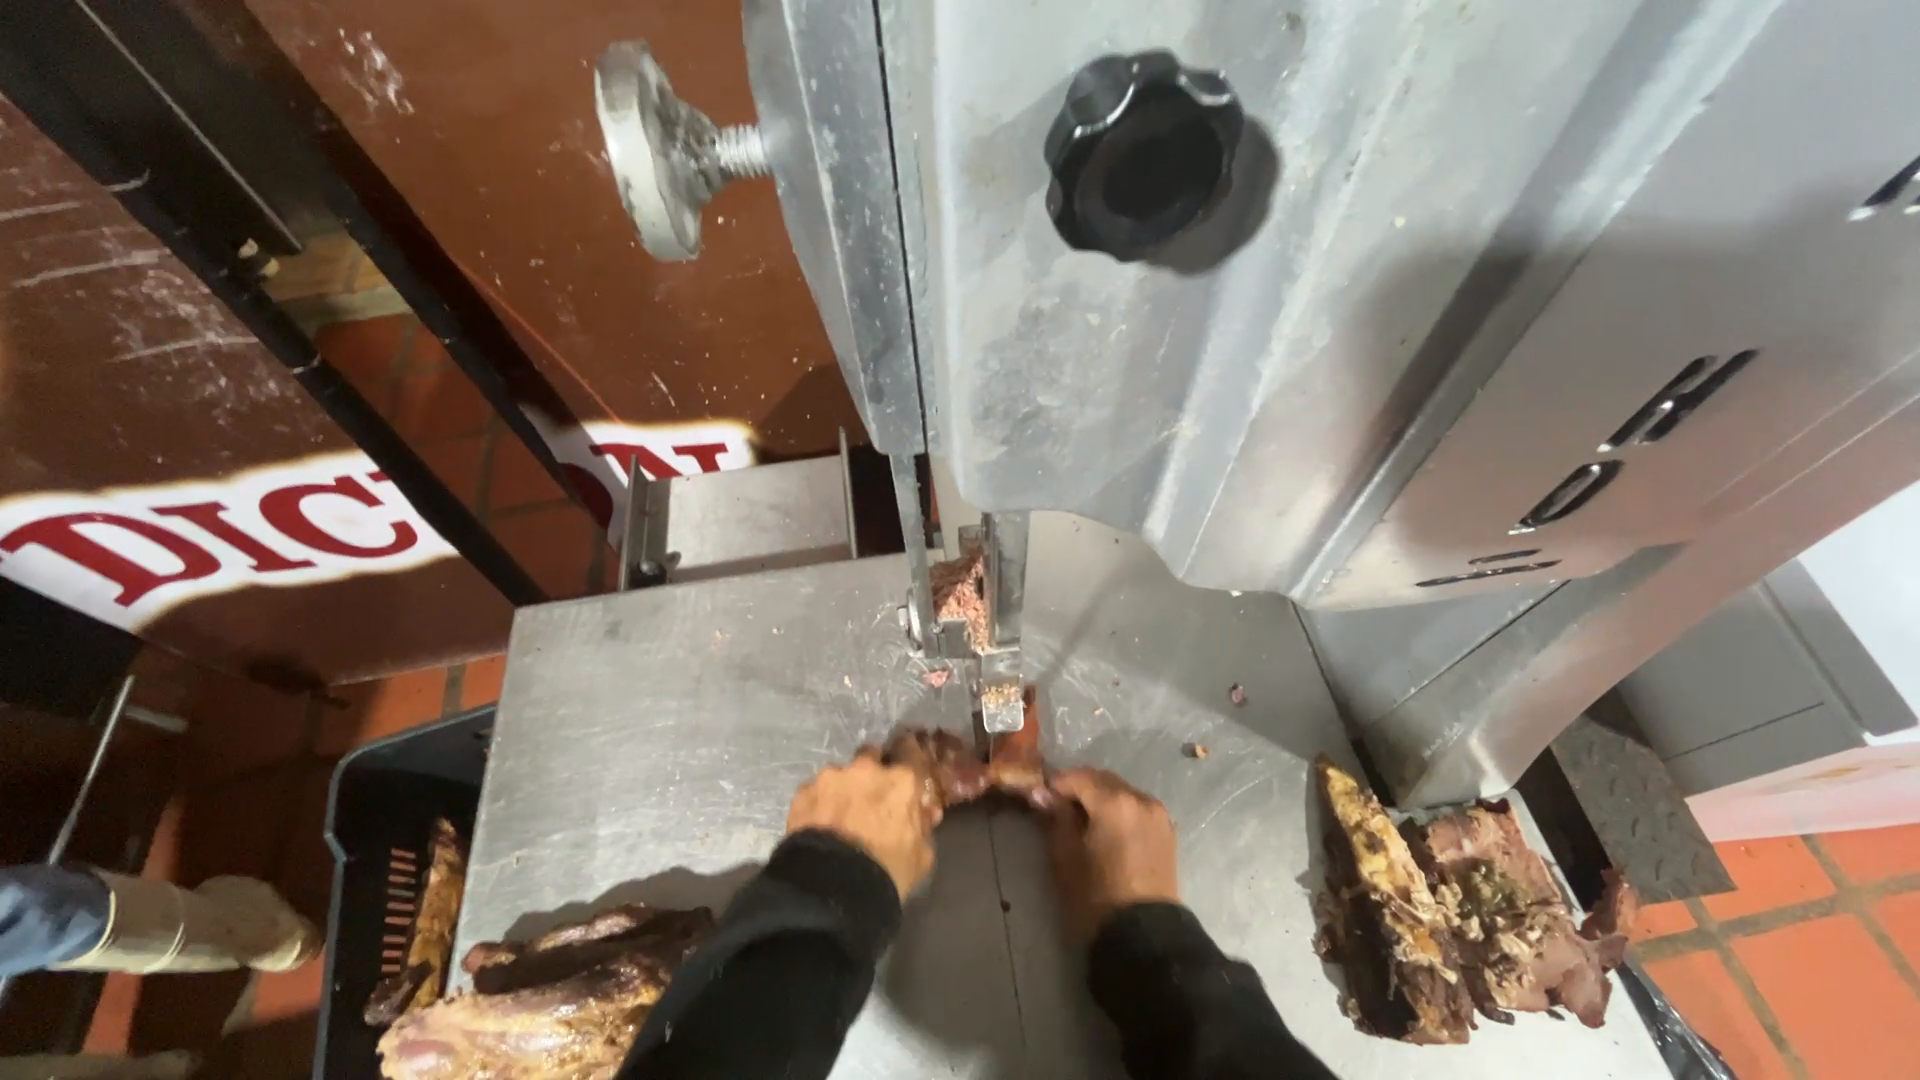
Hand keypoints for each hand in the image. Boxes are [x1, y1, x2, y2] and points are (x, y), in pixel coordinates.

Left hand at [787, 749, 939, 898]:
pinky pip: (816, 791)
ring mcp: (831, 777)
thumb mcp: (921, 856)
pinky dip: (819, 803)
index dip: (908, 760)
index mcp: (900, 780)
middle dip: (872, 773)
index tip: (905, 772)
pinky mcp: (803, 792)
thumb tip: (923, 813)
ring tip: (839, 816)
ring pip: (840, 774)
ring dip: (843, 788)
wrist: (832, 889)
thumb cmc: (886, 872)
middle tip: (871, 799)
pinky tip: (818, 825)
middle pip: (871, 757)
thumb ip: (922, 826)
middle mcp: (866, 769)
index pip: (910, 752)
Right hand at [1046, 768, 1179, 940]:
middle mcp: (1140, 798)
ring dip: (1101, 797)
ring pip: (1121, 791)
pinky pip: (1137, 806)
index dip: (1056, 784)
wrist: (1144, 935)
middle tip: (1058, 807)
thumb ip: (1056, 817)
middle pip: (1102, 779)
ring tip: (1083, 820)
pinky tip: (1108, 829)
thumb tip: (1041, 792)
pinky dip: (1120, 809)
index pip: (1078, 777)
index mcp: (1114, 802)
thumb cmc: (1097, 895)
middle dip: (1079, 787)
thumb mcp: (1066, 855)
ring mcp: (1158, 813)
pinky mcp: (1167, 830)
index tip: (1041, 797)